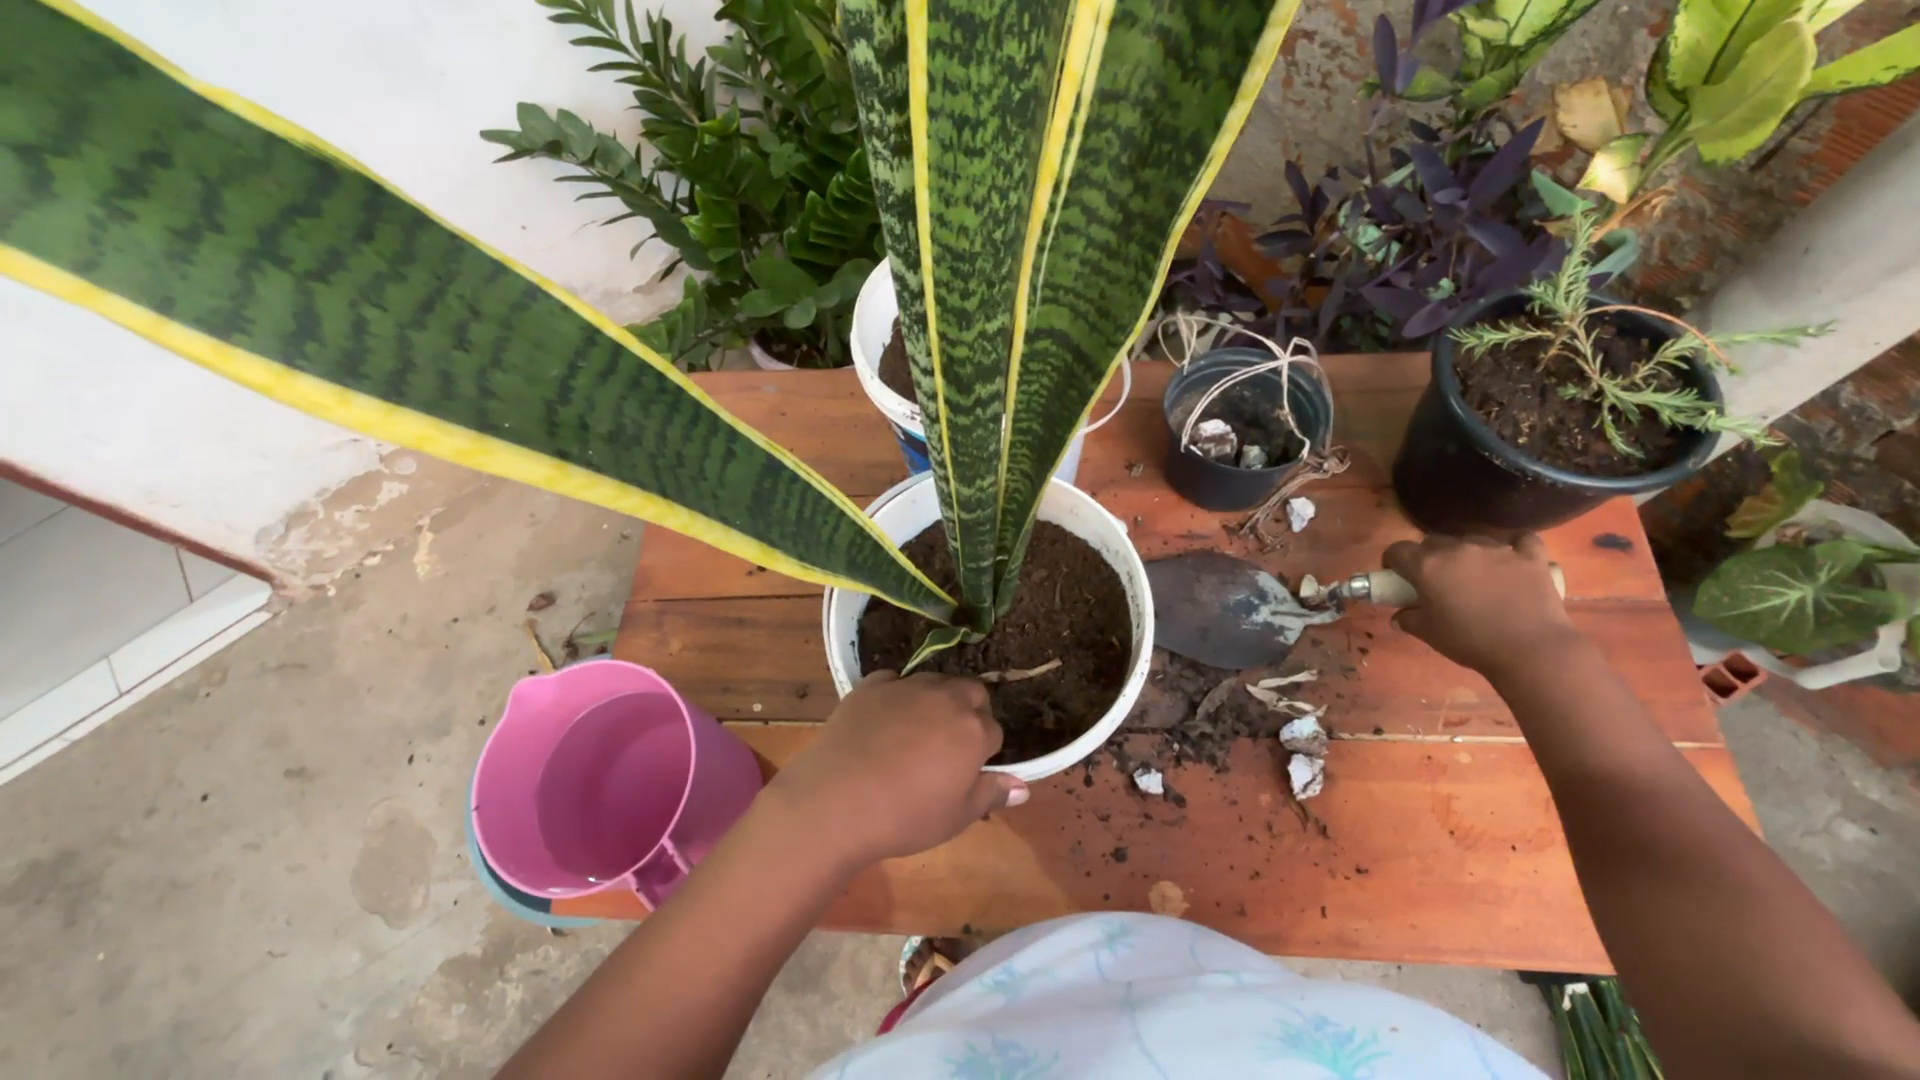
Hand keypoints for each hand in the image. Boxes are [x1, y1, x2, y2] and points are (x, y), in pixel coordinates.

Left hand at [763, 671, 1026, 868]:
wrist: (833, 803)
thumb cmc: (903, 817)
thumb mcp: (956, 817)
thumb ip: (992, 794)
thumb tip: (1023, 785)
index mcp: (973, 730)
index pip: (994, 731)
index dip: (983, 752)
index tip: (966, 771)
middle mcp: (945, 698)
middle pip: (971, 693)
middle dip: (968, 713)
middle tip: (947, 747)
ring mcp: (905, 687)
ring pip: (934, 683)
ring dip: (935, 701)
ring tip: (915, 734)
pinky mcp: (870, 686)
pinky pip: (894, 682)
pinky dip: (896, 696)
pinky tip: (883, 723)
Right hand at [1382, 533, 1583, 679]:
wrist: (1530, 649)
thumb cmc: (1471, 641)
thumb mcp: (1429, 634)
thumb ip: (1409, 620)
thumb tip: (1399, 616)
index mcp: (1427, 566)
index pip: (1397, 550)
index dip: (1393, 561)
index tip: (1398, 576)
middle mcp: (1458, 549)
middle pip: (1433, 541)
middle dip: (1429, 556)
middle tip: (1437, 580)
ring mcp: (1497, 549)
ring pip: (1472, 540)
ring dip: (1467, 553)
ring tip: (1475, 574)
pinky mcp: (1530, 556)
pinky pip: (1521, 540)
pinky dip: (1515, 546)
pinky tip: (1513, 557)